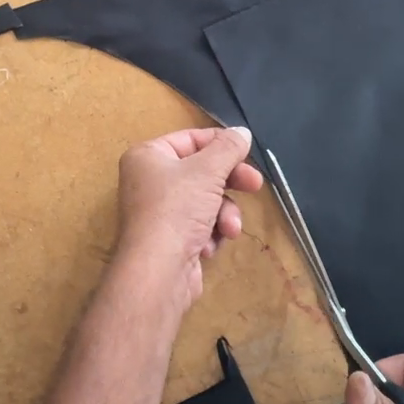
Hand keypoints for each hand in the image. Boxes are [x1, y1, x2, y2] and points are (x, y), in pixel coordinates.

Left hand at [112, 126, 263, 312]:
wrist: (158, 272)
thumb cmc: (177, 209)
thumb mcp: (207, 171)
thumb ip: (228, 148)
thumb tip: (241, 131)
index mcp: (148, 156)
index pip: (190, 139)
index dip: (220, 144)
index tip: (247, 151)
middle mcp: (149, 181)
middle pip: (201, 172)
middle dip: (229, 183)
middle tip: (255, 185)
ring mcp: (160, 212)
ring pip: (206, 201)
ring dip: (223, 214)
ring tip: (229, 228)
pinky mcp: (171, 240)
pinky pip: (200, 226)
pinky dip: (210, 234)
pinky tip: (208, 246)